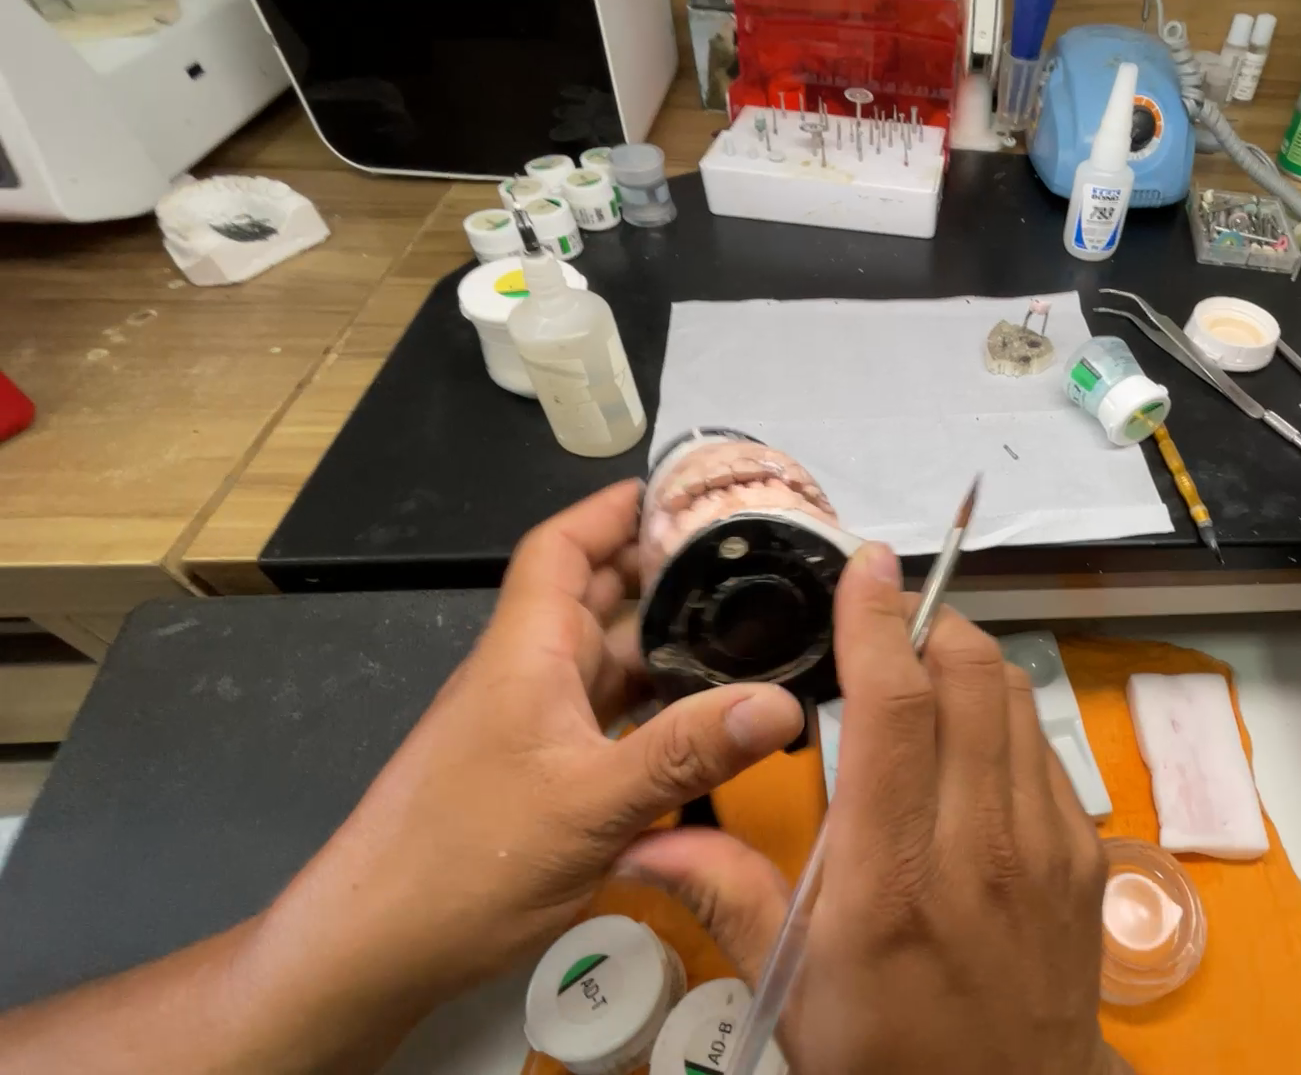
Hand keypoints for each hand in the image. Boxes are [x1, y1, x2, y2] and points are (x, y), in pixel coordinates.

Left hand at [248, 480, 805, 1020]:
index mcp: (528, 653)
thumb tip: (783, 704)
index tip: (675, 490)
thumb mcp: (588, 805)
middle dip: (662, 566)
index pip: (561, 549)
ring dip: (670, 636)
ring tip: (747, 623)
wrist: (369, 958)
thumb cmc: (465, 861)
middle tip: (743, 560)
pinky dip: (663, 695)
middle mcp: (534, 673)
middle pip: (599, 594)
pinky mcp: (551, 764)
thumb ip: (686, 751)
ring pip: (614, 655)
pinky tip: (711, 708)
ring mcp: (541, 721)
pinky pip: (619, 708)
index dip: (610, 509)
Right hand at [623, 542, 1125, 1074]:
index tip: (866, 564)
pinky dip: (1002, 710)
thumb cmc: (890, 1052)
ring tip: (924, 664)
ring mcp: (1047, 839)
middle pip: (971, 675)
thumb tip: (644, 837)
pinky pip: (1043, 743)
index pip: (895, 707)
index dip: (878, 620)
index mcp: (894, 873)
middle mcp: (981, 840)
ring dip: (967, 659)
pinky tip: (969, 734)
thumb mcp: (792, 988)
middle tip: (889, 616)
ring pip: (1014, 695)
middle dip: (930, 620)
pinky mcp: (1085, 848)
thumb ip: (726, 895)